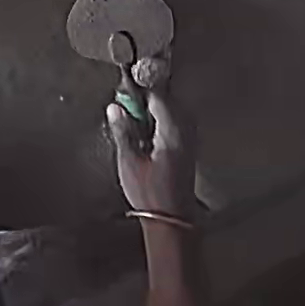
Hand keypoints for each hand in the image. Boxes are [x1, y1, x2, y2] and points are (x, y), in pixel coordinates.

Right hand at [108, 90, 193, 219]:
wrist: (170, 219)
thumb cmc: (148, 191)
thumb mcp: (129, 161)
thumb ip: (123, 132)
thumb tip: (115, 107)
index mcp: (172, 134)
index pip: (160, 100)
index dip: (143, 90)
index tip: (127, 86)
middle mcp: (185, 135)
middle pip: (172, 104)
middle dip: (152, 97)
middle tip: (130, 98)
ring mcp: (189, 144)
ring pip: (177, 114)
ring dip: (159, 108)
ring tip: (139, 111)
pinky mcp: (188, 153)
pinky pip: (179, 125)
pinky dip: (165, 120)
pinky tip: (151, 128)